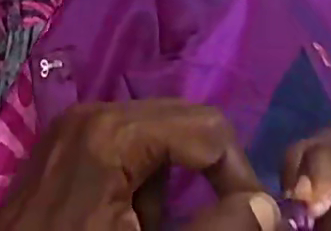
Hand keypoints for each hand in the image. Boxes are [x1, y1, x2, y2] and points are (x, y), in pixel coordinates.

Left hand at [0, 100, 277, 230]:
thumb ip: (217, 229)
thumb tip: (267, 205)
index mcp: (113, 131)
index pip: (205, 127)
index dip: (239, 175)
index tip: (253, 222)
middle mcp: (93, 111)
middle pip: (179, 121)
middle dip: (206, 174)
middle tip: (214, 223)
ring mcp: (73, 125)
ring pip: (153, 135)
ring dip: (170, 184)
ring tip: (152, 230)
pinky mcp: (63, 144)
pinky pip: (122, 146)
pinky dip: (139, 181)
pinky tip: (125, 221)